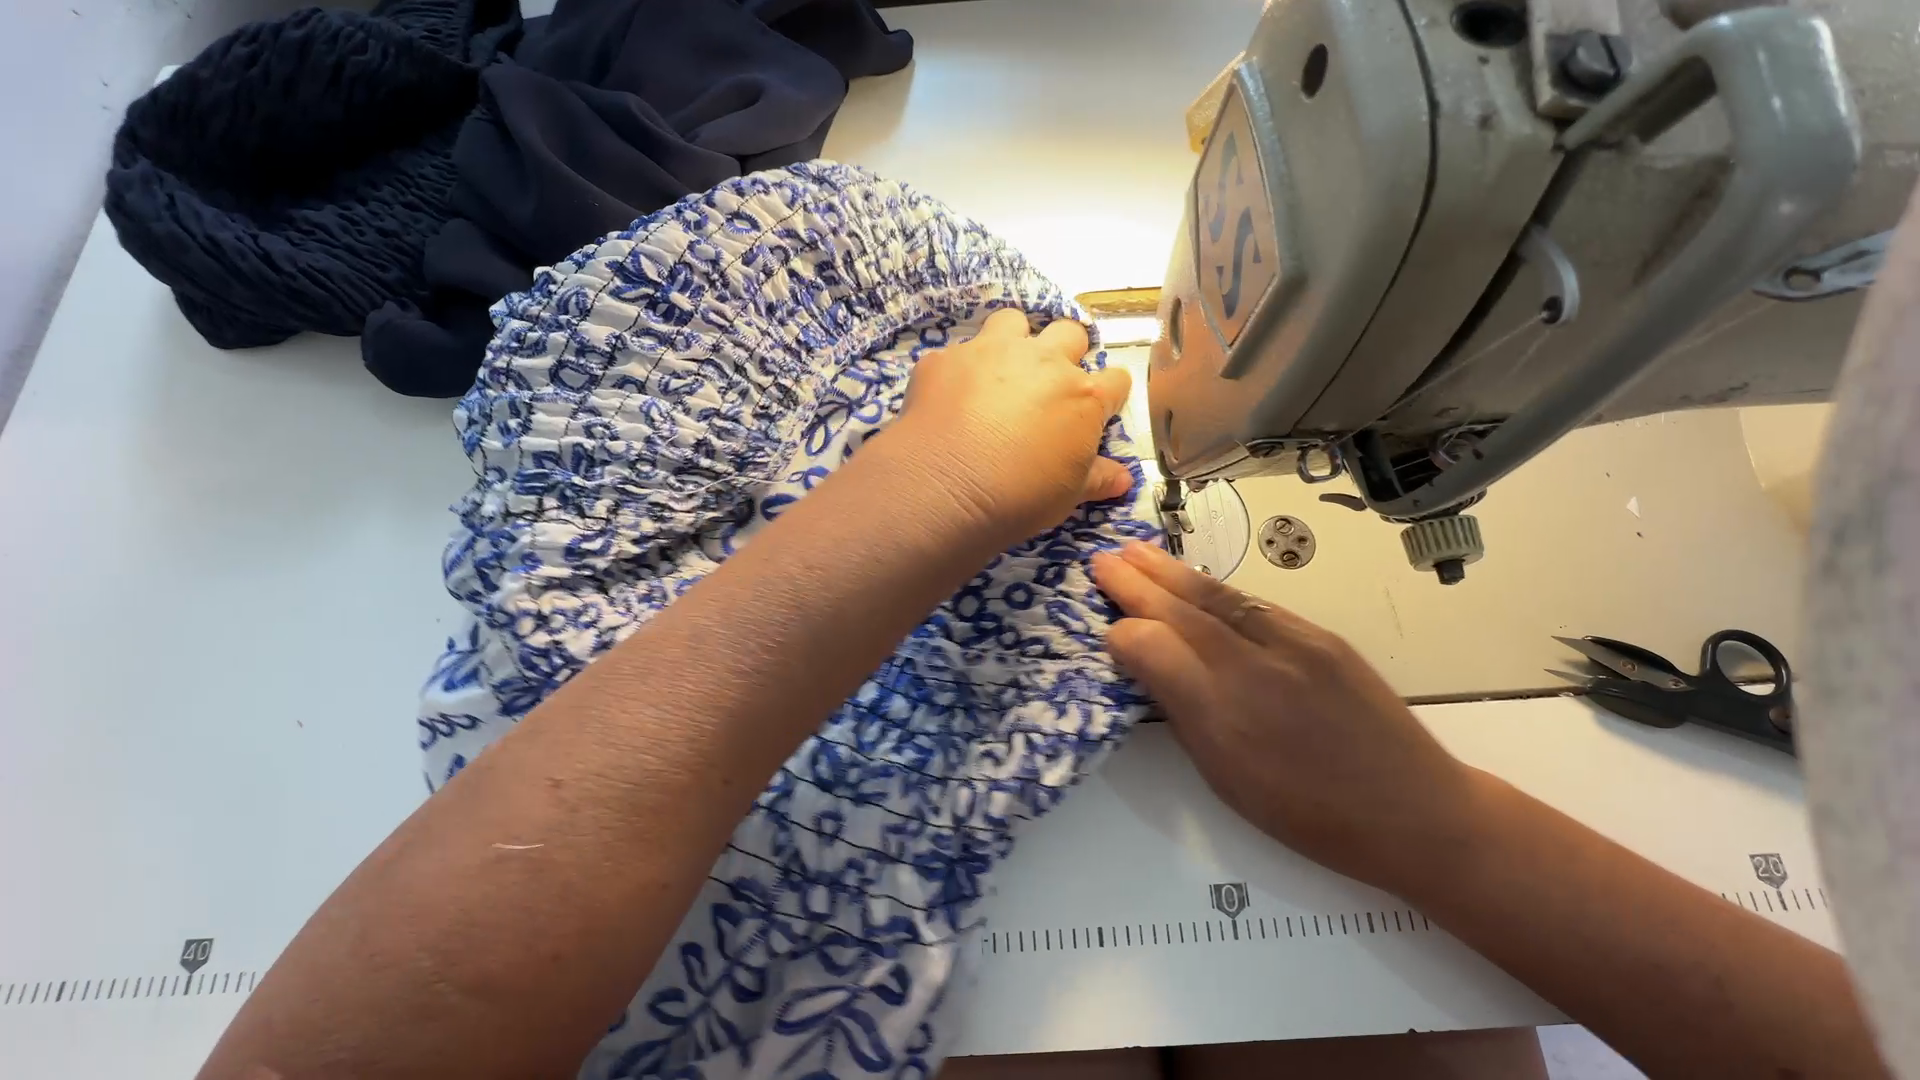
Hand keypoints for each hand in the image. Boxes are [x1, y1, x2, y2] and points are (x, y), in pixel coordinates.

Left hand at [891, 308, 1133, 546]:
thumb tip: (1122, 478)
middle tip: (1048, 387)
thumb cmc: (1019, 498)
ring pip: (1014, 322)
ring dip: (1014, 342)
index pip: (1116, 380)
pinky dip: (960, 371)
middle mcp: (1042, 361)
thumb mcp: (1067, 496)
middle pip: (1070, 333)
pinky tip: (950, 399)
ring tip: (1000, 375)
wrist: (944, 490)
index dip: (1109, 396)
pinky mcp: (945, 359)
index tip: (1096, 414)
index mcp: (1082, 395)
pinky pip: (959, 353)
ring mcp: (990, 352)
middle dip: (1066, 353)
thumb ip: (1097, 478)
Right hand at [1091, 541, 1482, 889]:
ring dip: (1172, 573)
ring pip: (1218, 597)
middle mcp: (1254, 668)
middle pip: (1182, 612)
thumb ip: (1183, 713)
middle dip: (1137, 583)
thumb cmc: (1308, 814)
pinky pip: (1254, 605)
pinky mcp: (1321, 637)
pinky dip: (1215, 590)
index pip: (1154, 649)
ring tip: (1136, 552)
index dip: (1123, 634)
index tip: (1104, 629)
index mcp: (1223, 716)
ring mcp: (1293, 645)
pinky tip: (1196, 582)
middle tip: (1101, 560)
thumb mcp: (1227, 779)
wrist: (1413, 811)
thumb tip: (1147, 665)